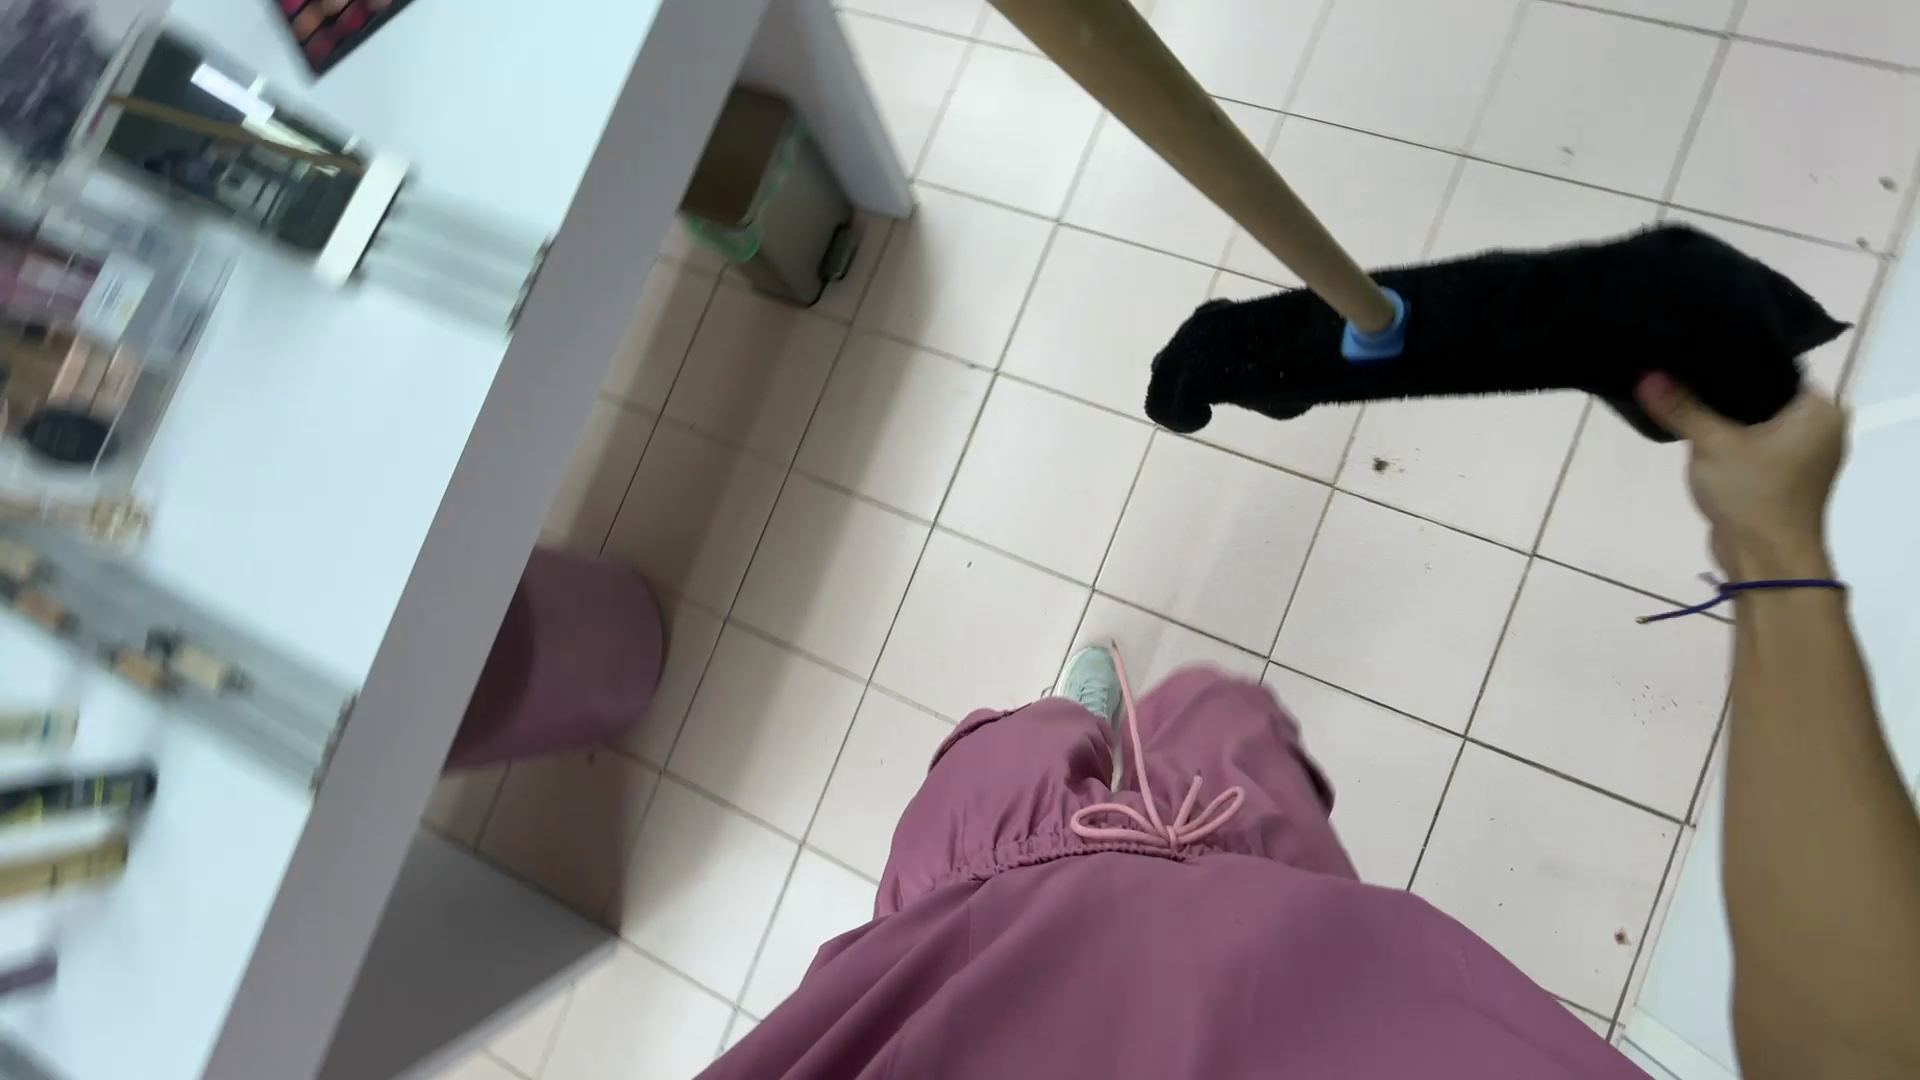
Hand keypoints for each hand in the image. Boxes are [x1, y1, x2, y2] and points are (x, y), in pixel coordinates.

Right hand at [1634, 373, 1846, 580]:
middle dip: (1715, 392)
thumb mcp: (1711, 444)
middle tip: (1671, 378)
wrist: (1765, 552)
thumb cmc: (1751, 492)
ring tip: (1673, 402)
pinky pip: (1747, 441)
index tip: (1685, 359)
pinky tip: (1691, 434)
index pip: (1770, 372)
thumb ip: (1682, 408)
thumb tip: (1647, 374)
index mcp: (1818, 410)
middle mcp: (1818, 425)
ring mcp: (1799, 451)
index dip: (1728, 365)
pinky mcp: (1778, 472)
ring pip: (1750, 421)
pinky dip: (1722, 437)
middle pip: (1758, 396)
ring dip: (1715, 417)